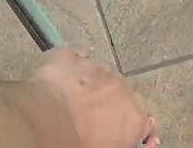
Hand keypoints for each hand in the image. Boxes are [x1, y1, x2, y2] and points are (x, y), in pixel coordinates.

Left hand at [27, 48, 159, 147]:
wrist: (46, 122)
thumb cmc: (80, 144)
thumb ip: (126, 141)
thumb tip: (137, 139)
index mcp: (135, 115)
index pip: (145, 118)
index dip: (134, 124)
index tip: (124, 131)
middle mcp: (119, 86)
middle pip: (122, 90)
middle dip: (112, 100)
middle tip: (96, 113)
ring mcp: (93, 65)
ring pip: (100, 70)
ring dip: (93, 81)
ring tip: (77, 94)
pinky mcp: (67, 54)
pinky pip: (76, 54)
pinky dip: (75, 62)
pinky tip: (67, 70)